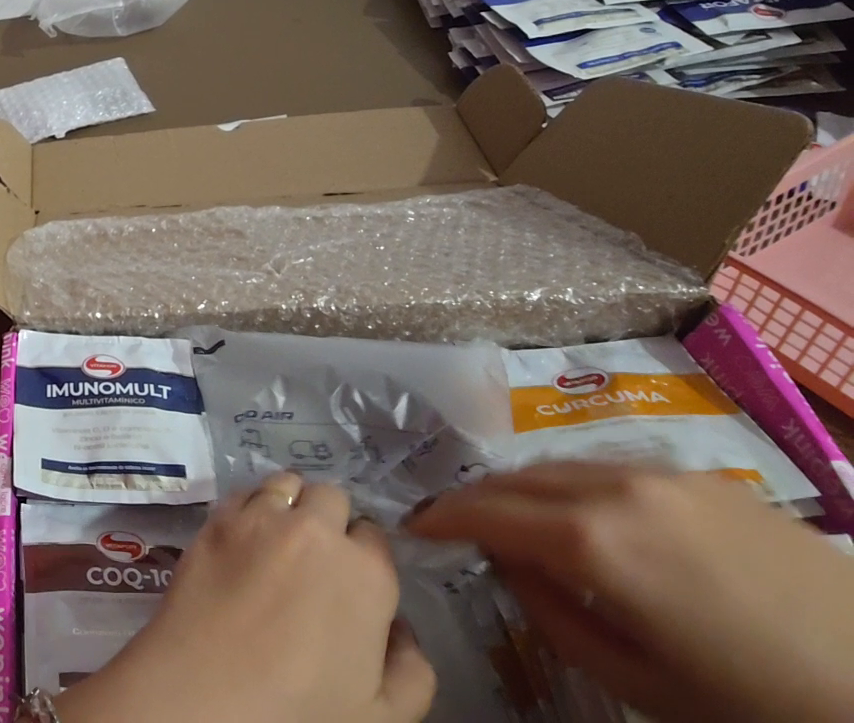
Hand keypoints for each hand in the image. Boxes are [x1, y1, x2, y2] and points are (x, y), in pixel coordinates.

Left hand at [55, 473, 434, 722]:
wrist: (205, 692)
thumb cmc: (299, 710)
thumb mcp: (384, 715)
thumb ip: (411, 669)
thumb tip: (402, 629)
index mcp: (366, 575)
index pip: (374, 536)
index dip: (362, 554)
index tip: (348, 575)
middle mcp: (316, 531)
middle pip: (330, 497)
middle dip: (328, 518)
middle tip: (313, 552)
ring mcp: (260, 518)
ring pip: (285, 484)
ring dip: (289, 501)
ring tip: (279, 532)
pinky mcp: (215, 519)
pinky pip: (242, 493)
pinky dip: (249, 504)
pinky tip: (244, 533)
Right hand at [407, 461, 853, 722]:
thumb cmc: (752, 700)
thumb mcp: (634, 678)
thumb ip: (550, 611)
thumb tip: (510, 561)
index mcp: (593, 540)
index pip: (484, 511)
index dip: (439, 518)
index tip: (413, 528)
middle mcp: (618, 488)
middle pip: (516, 478)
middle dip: (475, 500)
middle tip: (453, 525)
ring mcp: (668, 476)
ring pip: (560, 465)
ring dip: (524, 488)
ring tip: (515, 519)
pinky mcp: (708, 480)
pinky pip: (613, 469)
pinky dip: (576, 485)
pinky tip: (587, 516)